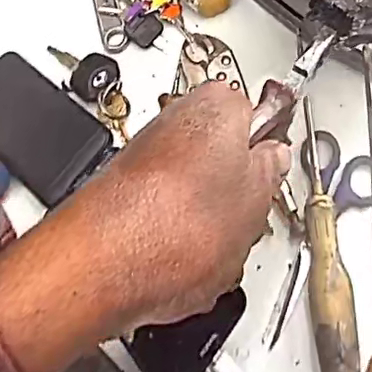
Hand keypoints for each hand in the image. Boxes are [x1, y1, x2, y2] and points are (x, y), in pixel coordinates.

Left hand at [0, 79, 290, 336]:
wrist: (98, 269)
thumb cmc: (169, 228)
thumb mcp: (256, 199)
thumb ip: (272, 169)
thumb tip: (273, 159)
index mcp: (219, 102)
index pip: (261, 118)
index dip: (267, 156)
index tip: (271, 174)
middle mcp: (179, 116)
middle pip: (228, 154)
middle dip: (235, 190)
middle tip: (243, 218)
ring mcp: (151, 152)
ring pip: (200, 186)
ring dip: (208, 218)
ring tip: (208, 248)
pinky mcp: (129, 188)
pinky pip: (171, 209)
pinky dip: (177, 233)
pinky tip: (180, 260)